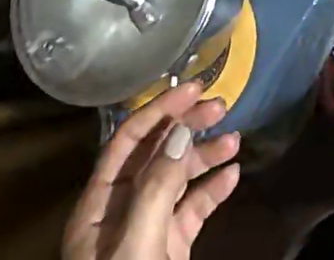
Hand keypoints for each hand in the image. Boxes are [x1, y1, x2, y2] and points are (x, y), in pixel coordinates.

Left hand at [63, 82, 241, 259]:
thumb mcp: (136, 248)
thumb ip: (156, 188)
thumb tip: (180, 132)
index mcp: (98, 208)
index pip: (127, 142)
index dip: (159, 111)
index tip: (194, 89)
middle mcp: (120, 213)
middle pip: (154, 154)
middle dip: (186, 126)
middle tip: (221, 105)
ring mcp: (145, 231)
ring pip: (176, 178)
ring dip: (204, 154)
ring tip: (235, 139)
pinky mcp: (168, 250)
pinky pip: (191, 209)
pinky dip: (211, 188)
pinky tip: (231, 174)